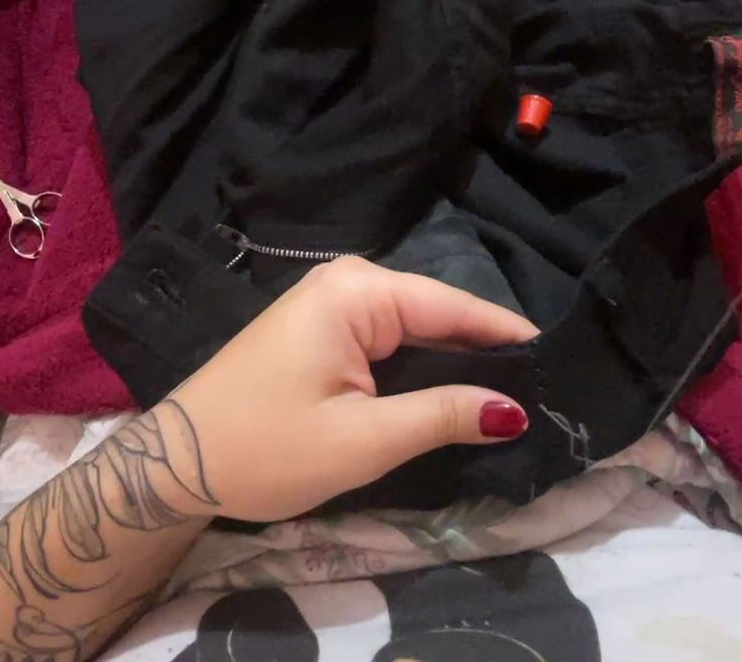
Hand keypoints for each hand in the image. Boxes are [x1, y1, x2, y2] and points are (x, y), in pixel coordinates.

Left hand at [164, 257, 539, 522]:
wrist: (178, 462)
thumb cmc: (266, 447)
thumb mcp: (362, 439)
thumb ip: (441, 415)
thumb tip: (513, 409)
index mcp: (358, 291)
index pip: (454, 307)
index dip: (509, 336)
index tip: (563, 360)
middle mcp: (348, 281)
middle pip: (437, 313)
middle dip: (486, 351)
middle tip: (547, 388)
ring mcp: (333, 301)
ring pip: (416, 327)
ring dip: (457, 361)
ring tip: (517, 391)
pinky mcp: (324, 327)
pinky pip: (390, 338)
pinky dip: (423, 364)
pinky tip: (457, 388)